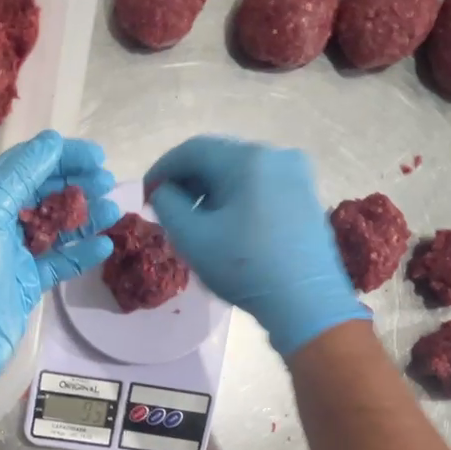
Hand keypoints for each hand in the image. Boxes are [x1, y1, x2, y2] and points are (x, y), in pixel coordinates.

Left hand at [0, 131, 119, 413]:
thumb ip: (17, 175)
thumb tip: (51, 143)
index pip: (27, 165)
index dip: (61, 156)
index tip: (97, 157)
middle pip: (44, 192)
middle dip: (77, 183)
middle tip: (109, 182)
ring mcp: (14, 255)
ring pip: (56, 225)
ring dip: (85, 215)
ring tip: (113, 210)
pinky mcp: (27, 284)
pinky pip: (60, 261)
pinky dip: (82, 252)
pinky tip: (105, 245)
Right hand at [144, 137, 368, 358]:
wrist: (305, 300)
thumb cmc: (244, 267)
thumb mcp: (192, 238)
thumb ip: (167, 206)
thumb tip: (164, 191)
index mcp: (248, 159)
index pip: (192, 150)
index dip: (162, 169)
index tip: (145, 196)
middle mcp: (276, 154)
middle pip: (218, 158)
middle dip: (187, 182)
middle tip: (166, 211)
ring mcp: (296, 174)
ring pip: (240, 172)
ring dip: (210, 191)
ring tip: (194, 222)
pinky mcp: (305, 195)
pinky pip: (260, 186)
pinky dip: (235, 199)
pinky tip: (225, 226)